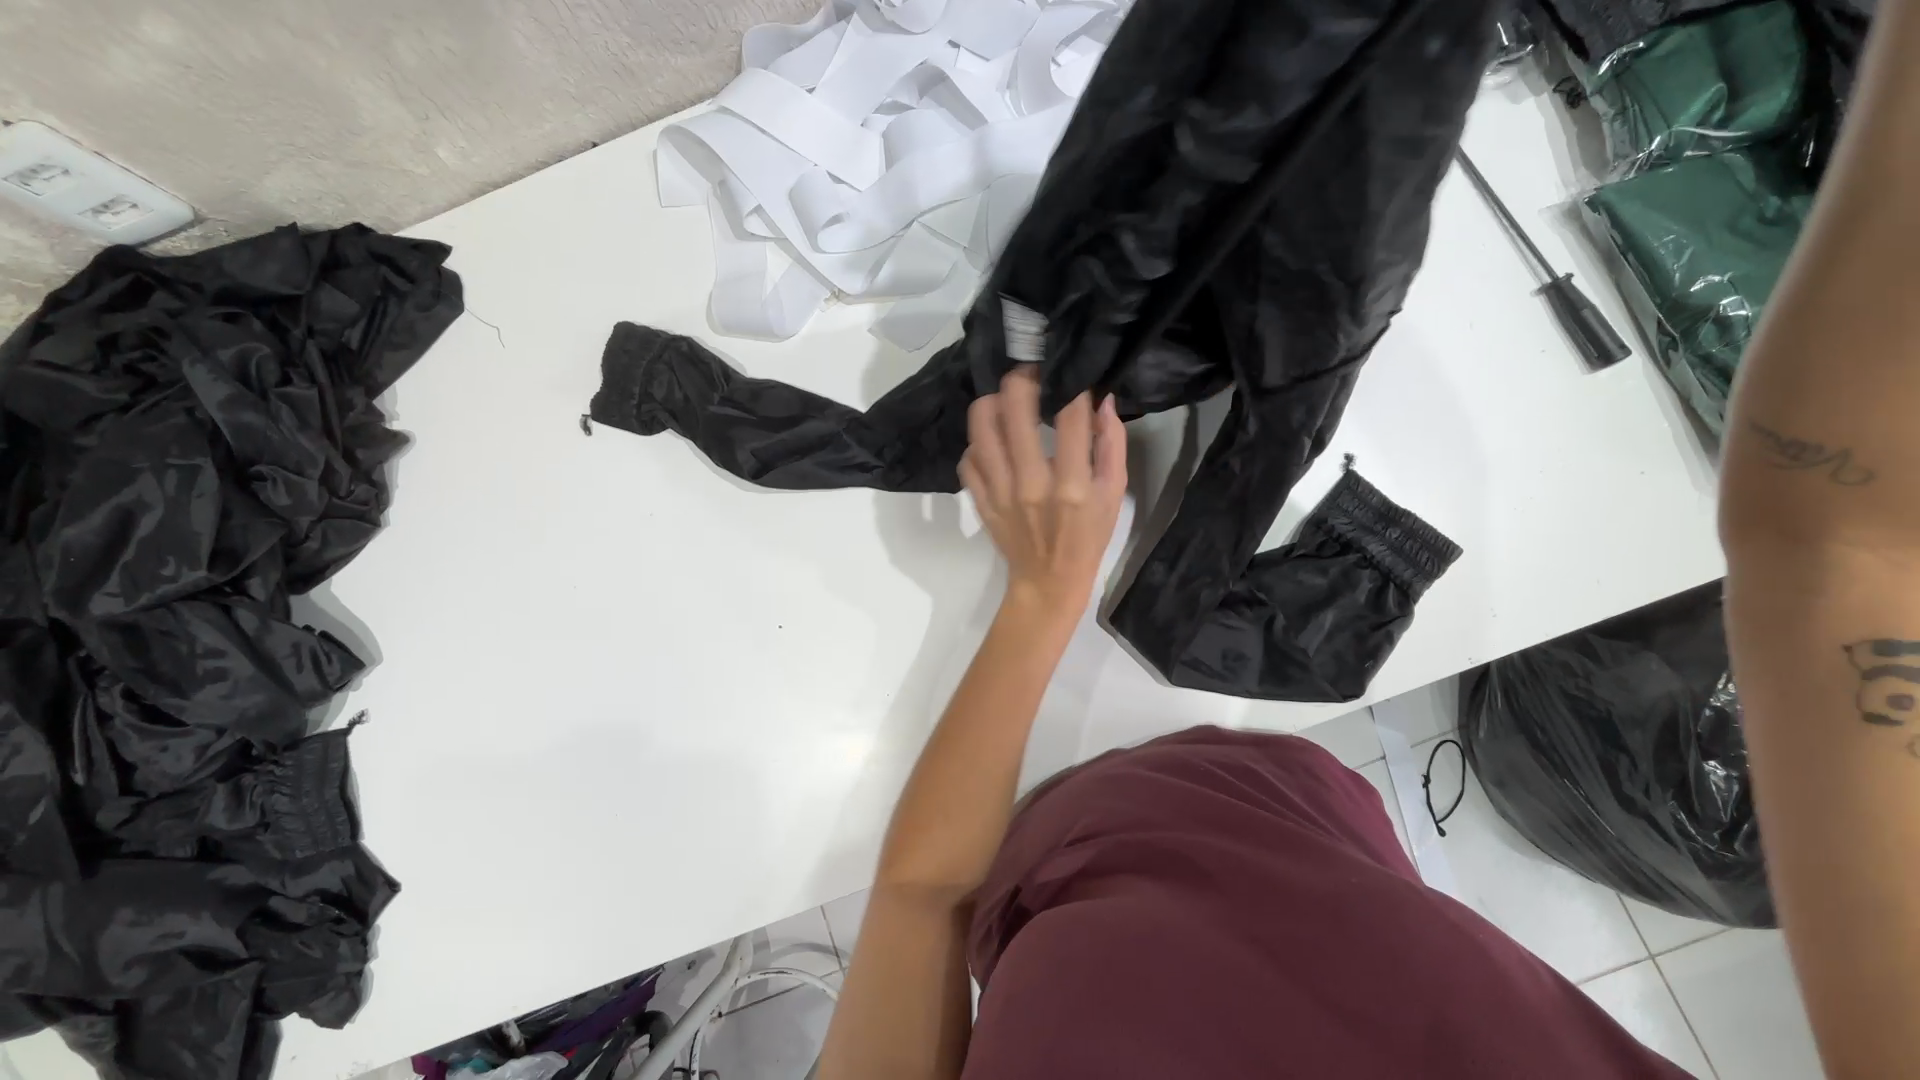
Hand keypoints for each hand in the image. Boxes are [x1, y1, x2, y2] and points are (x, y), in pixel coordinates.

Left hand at [959, 367, 1126, 618]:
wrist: (1048, 581)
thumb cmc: (1088, 536)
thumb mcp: (1114, 493)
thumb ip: (1112, 444)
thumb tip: (1102, 400)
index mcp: (1072, 484)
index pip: (1069, 416)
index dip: (1070, 386)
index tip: (1069, 374)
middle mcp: (1031, 483)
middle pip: (1014, 408)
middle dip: (1022, 379)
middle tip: (1030, 374)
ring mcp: (999, 491)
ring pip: (981, 426)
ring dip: (993, 402)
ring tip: (1005, 399)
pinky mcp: (980, 499)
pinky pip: (968, 456)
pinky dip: (978, 442)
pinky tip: (993, 441)